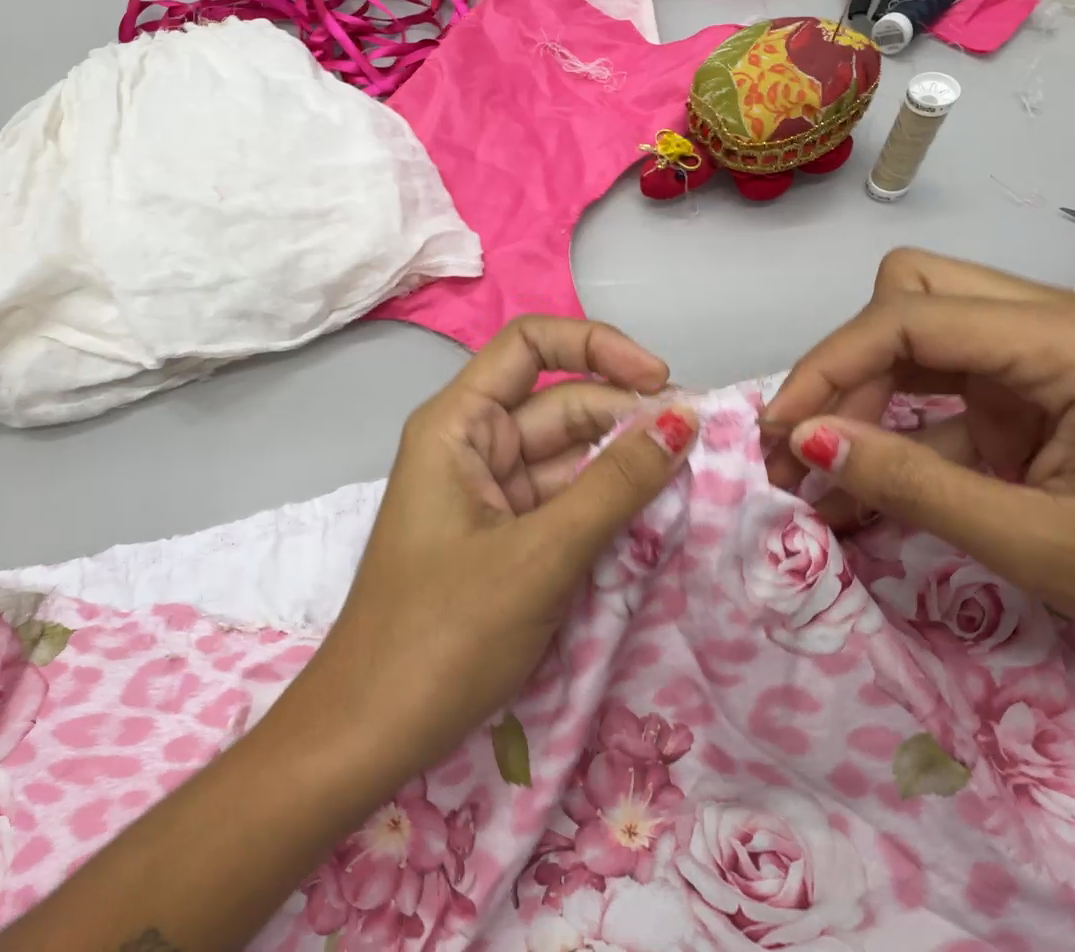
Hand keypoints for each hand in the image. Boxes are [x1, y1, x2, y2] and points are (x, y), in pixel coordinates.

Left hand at [300, 315, 699, 780]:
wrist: (374, 729)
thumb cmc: (445, 633)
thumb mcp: (540, 554)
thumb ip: (615, 485)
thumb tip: (682, 420)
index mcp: (456, 426)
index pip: (530, 346)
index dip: (599, 347)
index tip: (662, 382)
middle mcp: (470, 449)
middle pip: (560, 404)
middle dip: (627, 418)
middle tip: (700, 448)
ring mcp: (487, 498)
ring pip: (568, 459)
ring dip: (624, 468)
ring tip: (689, 483)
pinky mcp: (502, 543)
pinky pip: (562, 505)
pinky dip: (605, 509)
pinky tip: (653, 518)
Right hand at [760, 250, 1074, 739]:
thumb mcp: (1034, 542)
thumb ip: (911, 484)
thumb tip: (805, 442)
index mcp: (1072, 344)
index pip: (909, 318)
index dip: (826, 369)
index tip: (776, 435)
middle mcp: (1058, 327)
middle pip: (910, 301)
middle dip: (841, 370)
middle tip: (801, 447)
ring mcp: (1050, 360)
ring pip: (919, 344)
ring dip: (859, 404)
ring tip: (813, 480)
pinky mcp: (1041, 398)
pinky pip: (944, 398)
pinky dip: (895, 438)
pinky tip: (858, 494)